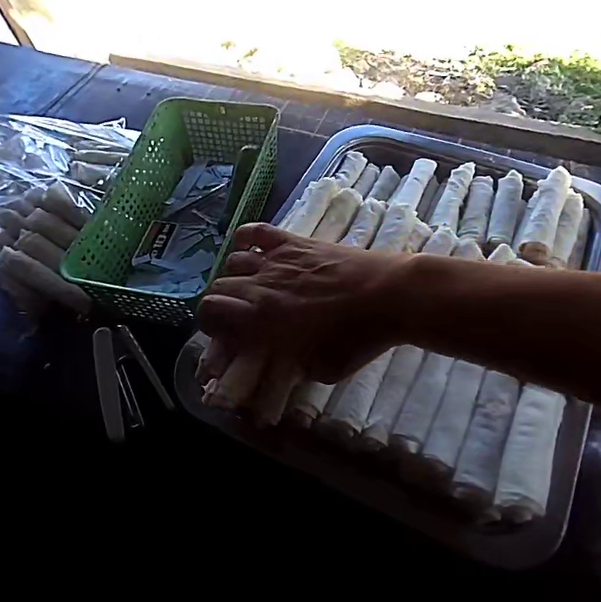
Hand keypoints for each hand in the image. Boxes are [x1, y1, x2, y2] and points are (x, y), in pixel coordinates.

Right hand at [197, 222, 410, 381]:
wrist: (390, 296)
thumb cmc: (357, 339)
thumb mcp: (320, 369)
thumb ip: (291, 367)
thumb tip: (279, 366)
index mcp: (261, 319)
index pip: (210, 313)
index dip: (210, 324)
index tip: (222, 334)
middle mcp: (260, 285)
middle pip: (218, 287)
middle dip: (221, 303)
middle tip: (238, 316)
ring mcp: (276, 259)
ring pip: (233, 261)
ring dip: (235, 276)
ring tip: (249, 286)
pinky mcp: (294, 242)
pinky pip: (256, 232)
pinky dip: (245, 239)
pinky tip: (249, 249)